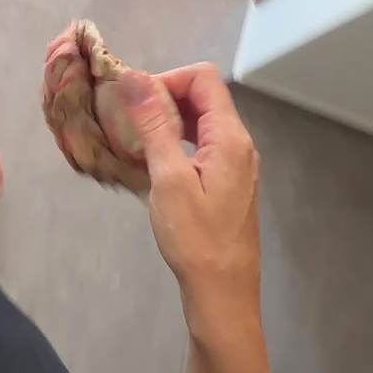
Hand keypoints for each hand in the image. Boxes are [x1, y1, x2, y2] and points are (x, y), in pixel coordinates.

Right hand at [123, 63, 261, 333]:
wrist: (222, 294)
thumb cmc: (195, 238)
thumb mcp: (168, 178)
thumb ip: (155, 125)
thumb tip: (137, 79)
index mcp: (230, 138)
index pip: (204, 77)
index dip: (169, 78)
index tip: (139, 102)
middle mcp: (239, 143)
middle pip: (204, 94)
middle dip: (165, 96)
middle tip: (132, 119)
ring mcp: (236, 162)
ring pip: (202, 118)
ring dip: (169, 117)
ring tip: (139, 136)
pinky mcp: (228, 179)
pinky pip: (202, 140)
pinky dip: (177, 137)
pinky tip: (155, 158)